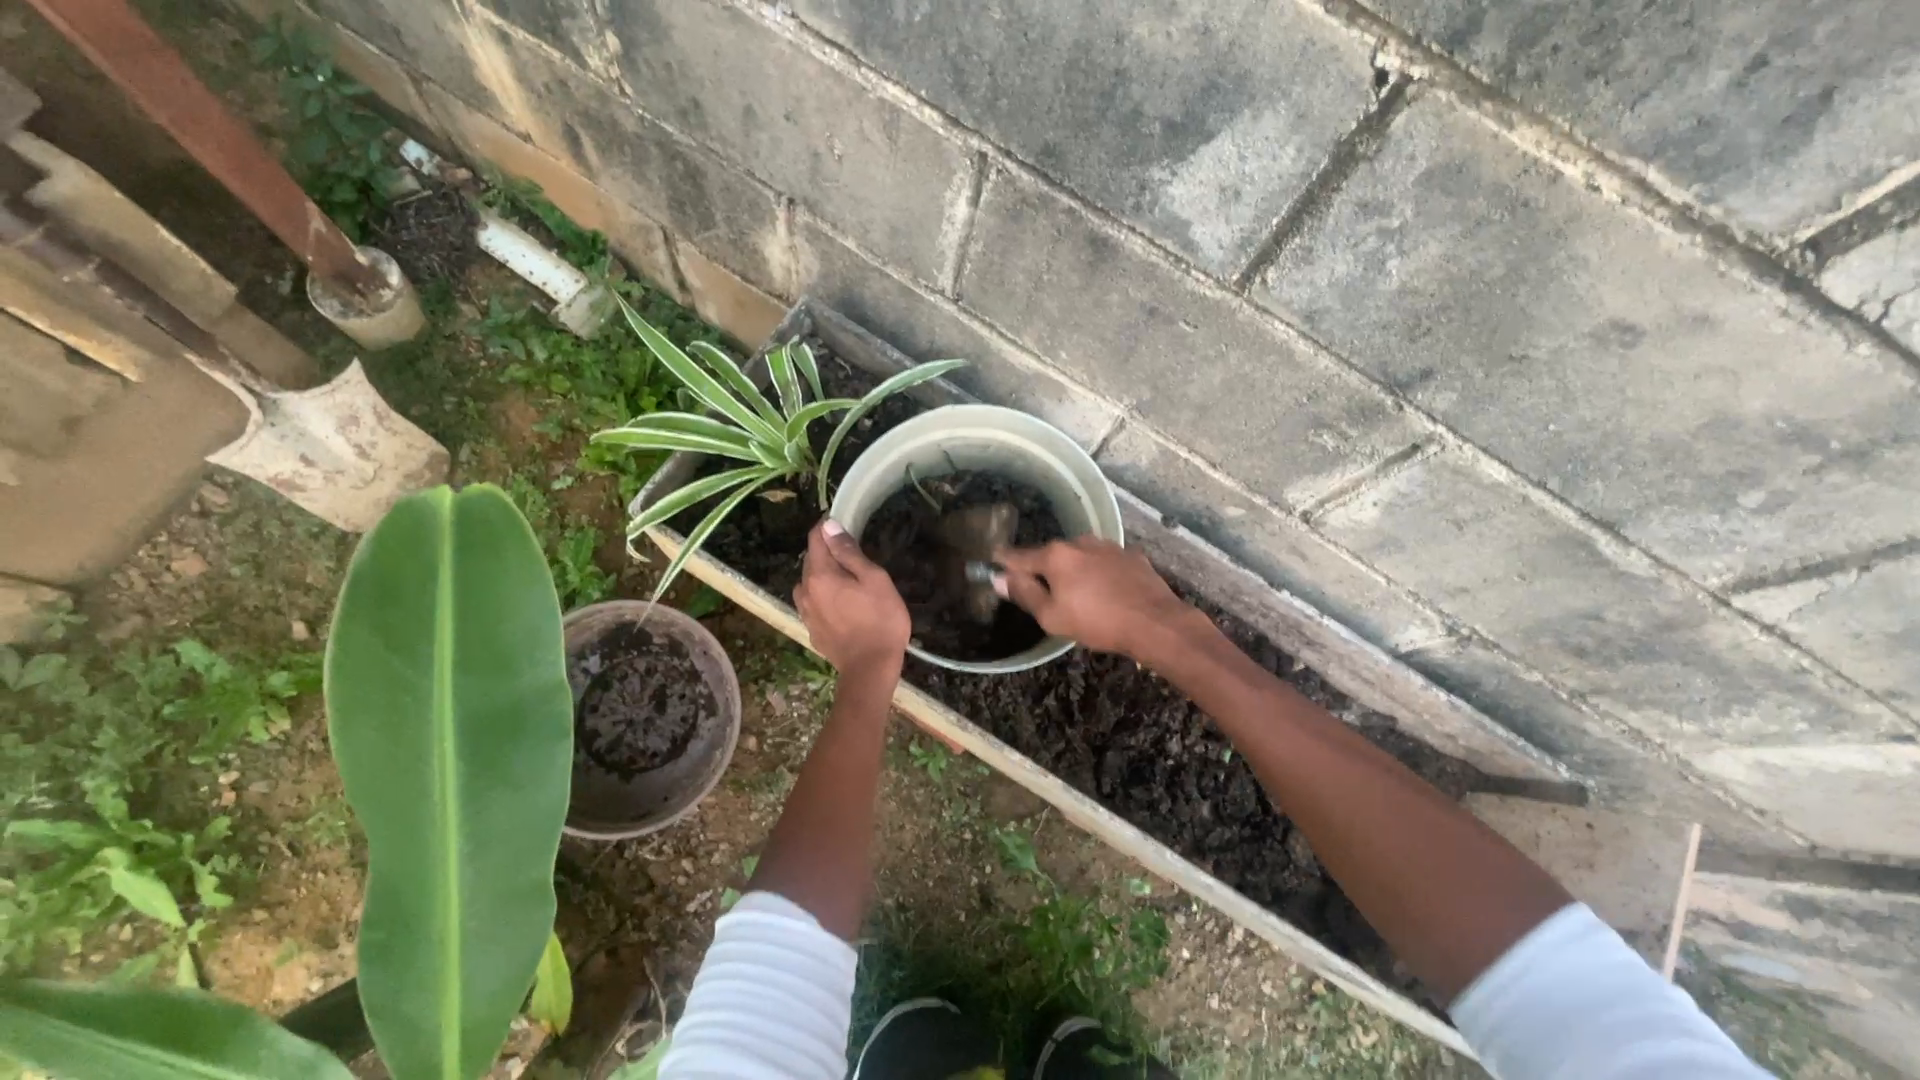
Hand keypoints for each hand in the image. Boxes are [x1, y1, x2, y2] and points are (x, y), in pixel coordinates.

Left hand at [795, 520, 910, 678]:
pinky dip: (822, 595)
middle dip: (825, 550)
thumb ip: (849, 552)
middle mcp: (805, 590)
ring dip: (821, 574)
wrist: (869, 669)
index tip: (842, 521)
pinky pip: (812, 603)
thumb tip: (829, 526)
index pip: (815, 539)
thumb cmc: (880, 620)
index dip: (826, 526)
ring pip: (808, 583)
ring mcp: (806, 612)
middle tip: (850, 551)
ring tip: (844, 578)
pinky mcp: (812, 630)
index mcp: (820, 574)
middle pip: (810, 560)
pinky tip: (840, 603)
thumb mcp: (874, 579)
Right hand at [994, 537, 1203, 659]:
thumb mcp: (1052, 617)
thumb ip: (1025, 594)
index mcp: (1056, 556)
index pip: (1020, 556)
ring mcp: (1109, 547)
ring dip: (1074, 572)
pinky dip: (1099, 574)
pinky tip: (1105, 593)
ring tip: (1078, 595)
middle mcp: (1080, 543)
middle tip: (1043, 593)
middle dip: (1044, 570)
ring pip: (1081, 557)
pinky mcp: (1131, 556)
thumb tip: (999, 579)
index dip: (1004, 561)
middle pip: (1052, 556)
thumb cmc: (1097, 622)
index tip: (993, 559)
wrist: (1154, 622)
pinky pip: (1104, 563)